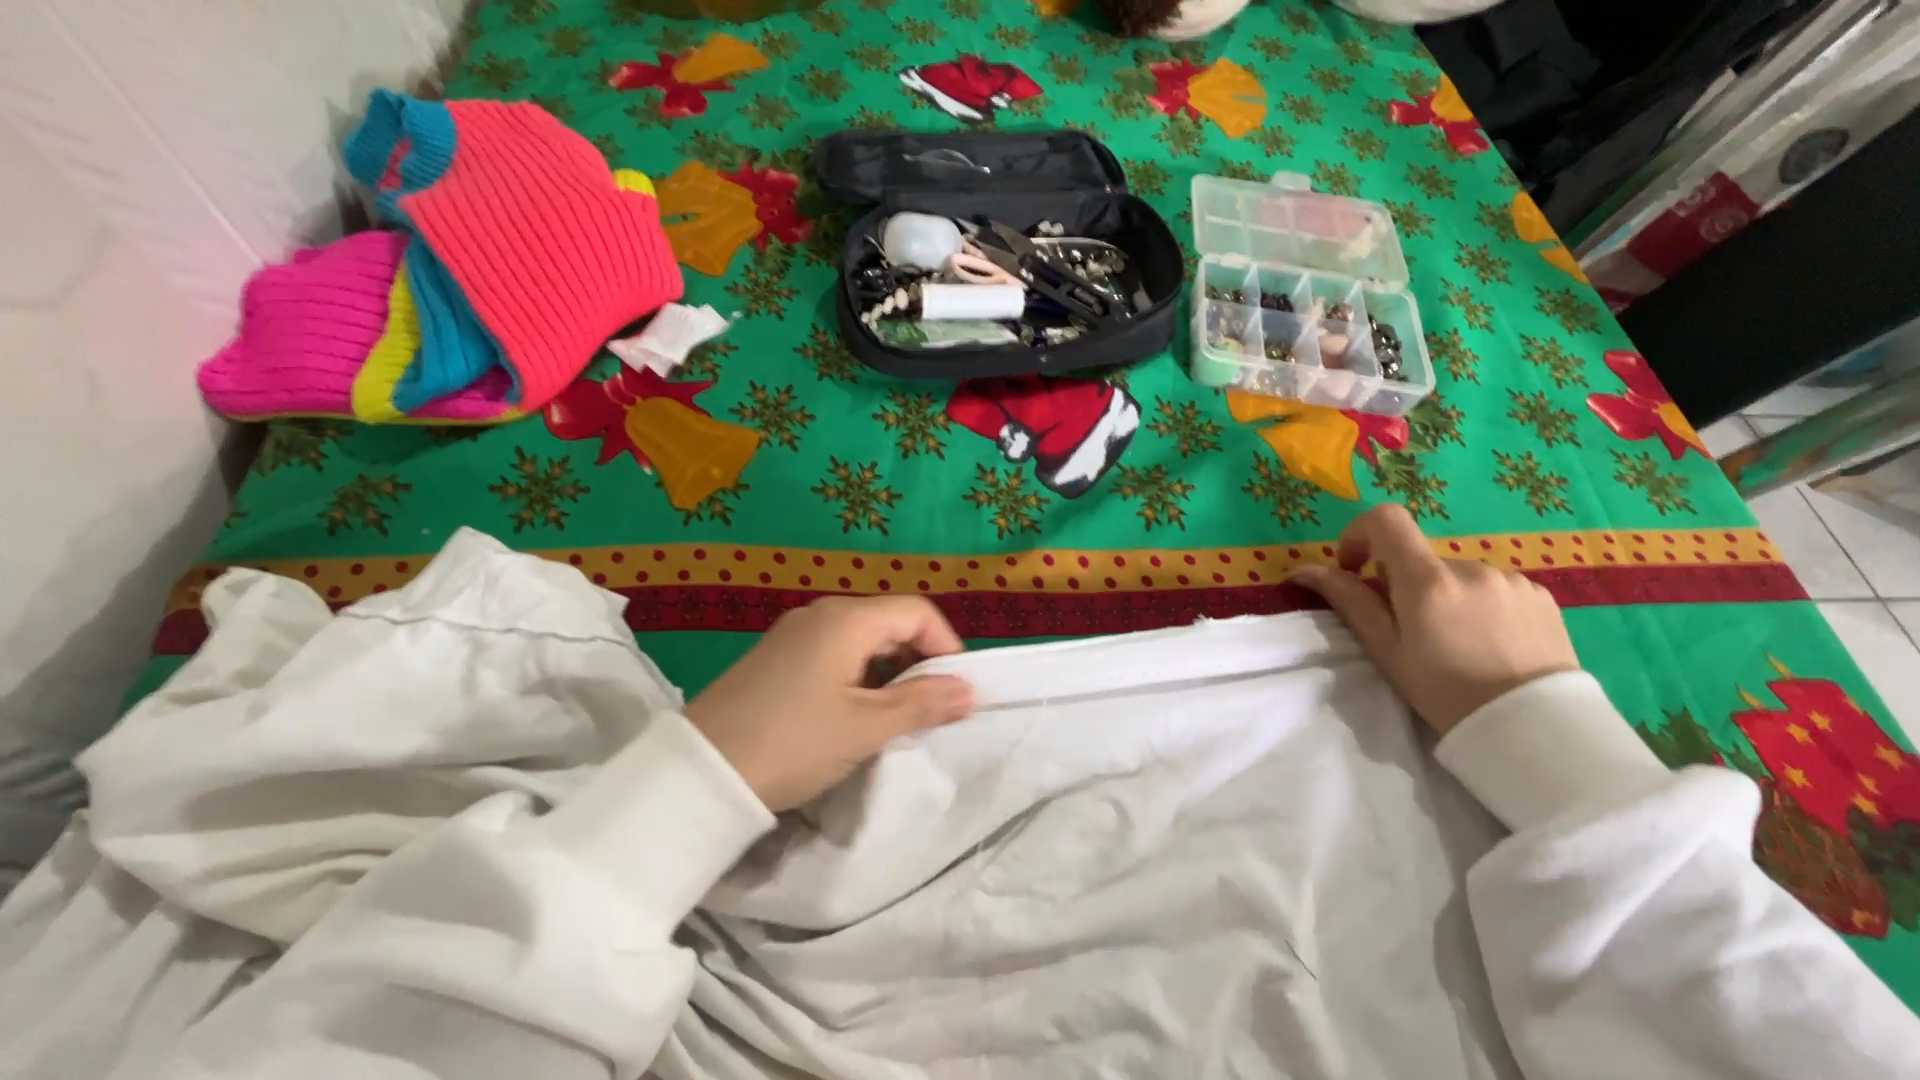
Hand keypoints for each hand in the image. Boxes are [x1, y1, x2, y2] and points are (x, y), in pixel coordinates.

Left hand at [685, 596, 975, 811]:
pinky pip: (833, 654)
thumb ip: (922, 704)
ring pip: (861, 641)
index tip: (958, 691)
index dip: (947, 646)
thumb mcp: (866, 727)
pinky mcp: (775, 659)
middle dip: (919, 661)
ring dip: (889, 673)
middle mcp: (819, 614)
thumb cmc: (793, 742)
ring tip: (896, 718)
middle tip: (932, 708)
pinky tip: (855, 715)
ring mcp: (793, 635)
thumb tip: (969, 691)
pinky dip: (857, 677)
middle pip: (889, 622)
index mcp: (846, 619)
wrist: (702, 771)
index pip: (917, 612)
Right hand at [1290, 504, 1578, 735]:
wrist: (1534, 729)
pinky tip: (1490, 643)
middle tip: (1410, 631)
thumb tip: (1305, 570)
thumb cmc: (1447, 694)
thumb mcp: (1388, 653)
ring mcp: (1510, 578)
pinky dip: (1480, 604)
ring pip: (1458, 575)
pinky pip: (1494, 586)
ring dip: (1445, 596)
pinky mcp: (1539, 593)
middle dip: (1405, 583)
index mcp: (1428, 581)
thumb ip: (1350, 602)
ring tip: (1456, 643)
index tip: (1356, 568)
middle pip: (1421, 558)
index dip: (1360, 534)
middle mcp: (1470, 567)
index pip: (1386, 520)